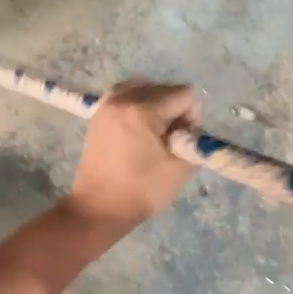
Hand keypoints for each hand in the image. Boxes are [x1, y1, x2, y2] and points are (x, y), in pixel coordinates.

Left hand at [67, 81, 201, 230]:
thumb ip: (194, 140)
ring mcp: (106, 103)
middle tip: (171, 139)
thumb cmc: (141, 190)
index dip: (192, 117)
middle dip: (174, 109)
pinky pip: (125, 94)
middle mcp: (121, 98)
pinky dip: (138, 104)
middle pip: (163, 87)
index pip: (183, 94)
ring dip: (156, 104)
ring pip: (143, 87)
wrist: (99, 205)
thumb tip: (190, 125)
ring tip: (154, 133)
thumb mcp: (180, 167)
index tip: (184, 140)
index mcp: (141, 110)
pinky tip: (139, 129)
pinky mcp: (98, 112)